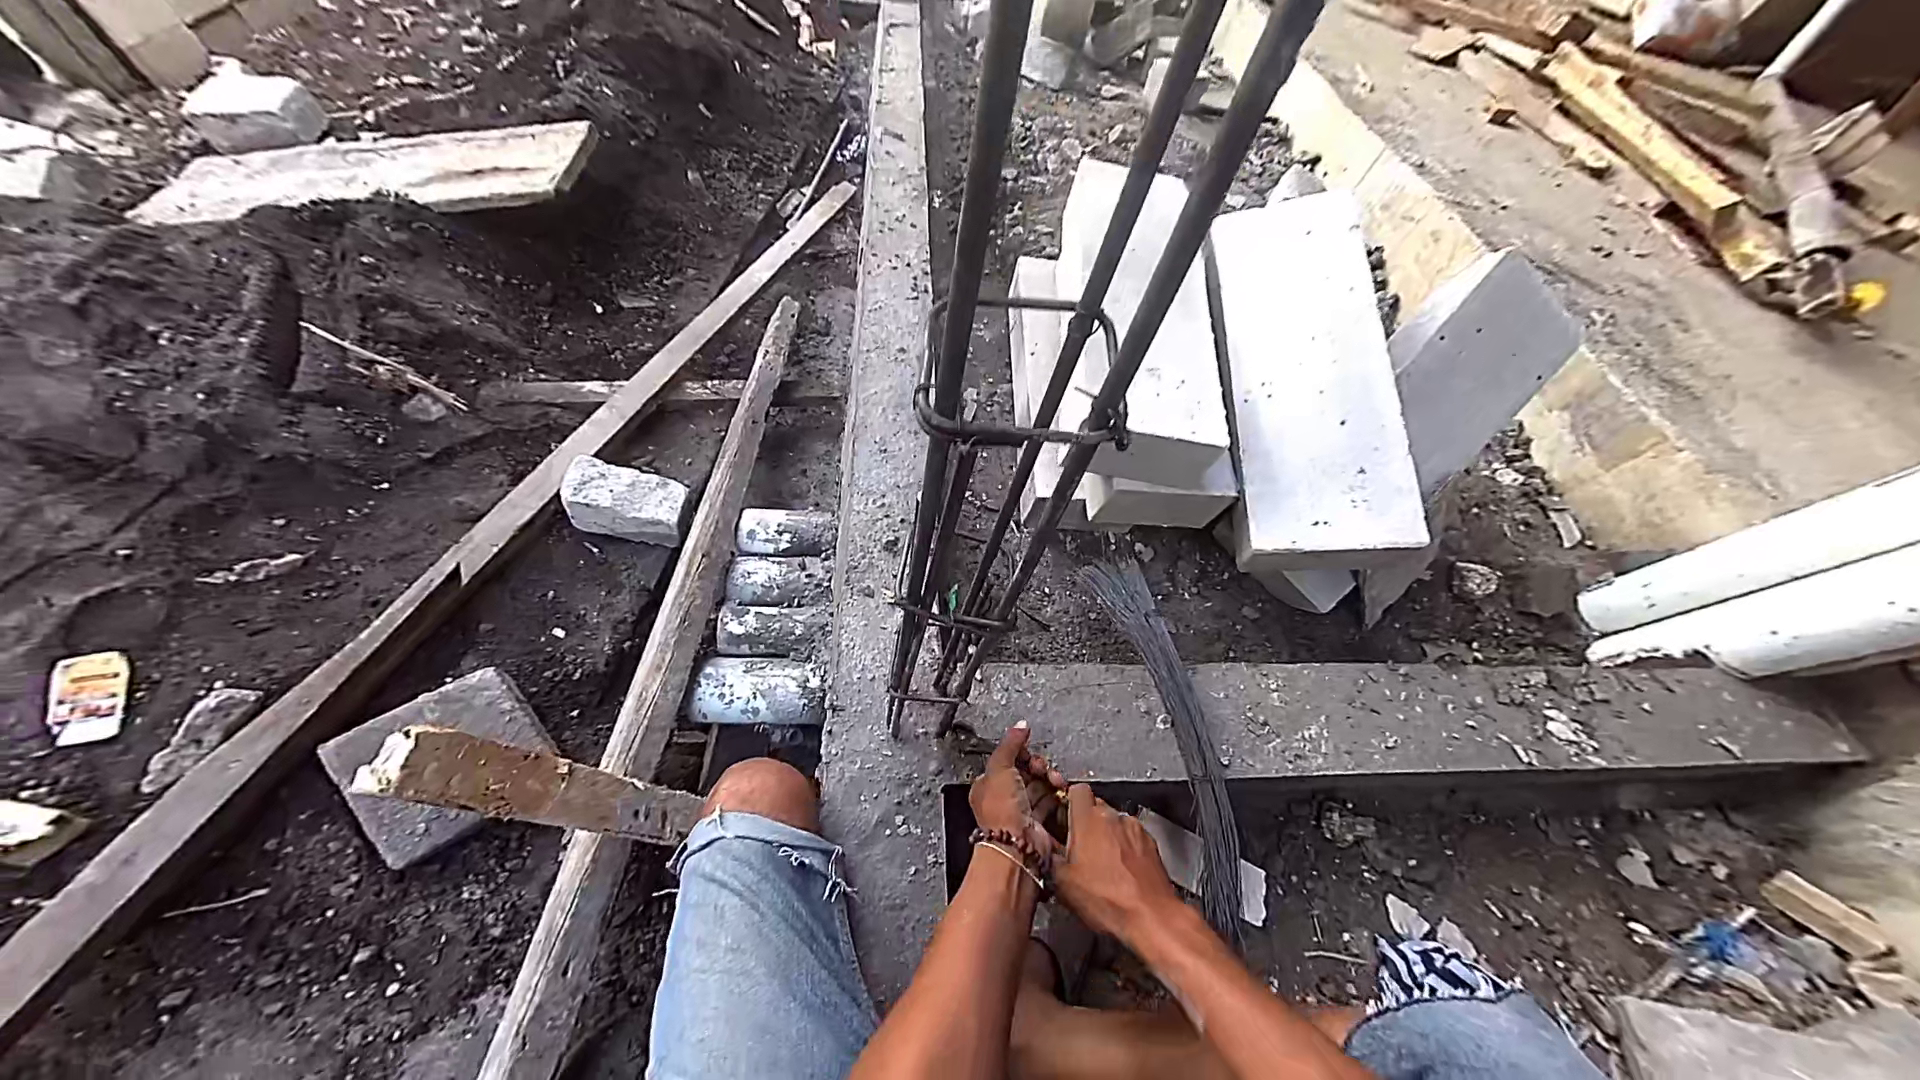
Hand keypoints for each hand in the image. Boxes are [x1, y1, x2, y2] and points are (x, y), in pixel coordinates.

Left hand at [969, 721, 1066, 868]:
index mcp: (988, 785)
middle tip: (1043, 768)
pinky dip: (1057, 796)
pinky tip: (1060, 792)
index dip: (1021, 754)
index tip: (1030, 753)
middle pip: (1026, 773)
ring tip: (1055, 780)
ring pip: (1039, 787)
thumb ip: (1010, 744)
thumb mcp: (1000, 767)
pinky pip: (1050, 803)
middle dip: (1039, 767)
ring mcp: (1021, 812)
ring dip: (1050, 780)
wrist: (1016, 847)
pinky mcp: (1038, 824)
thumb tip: (1020, 726)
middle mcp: (1003, 799)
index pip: (1007, 761)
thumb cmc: (1000, 812)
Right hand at [1052, 785, 1182, 941]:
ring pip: (1115, 822)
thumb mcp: (1063, 882)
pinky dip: (1126, 848)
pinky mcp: (1151, 844)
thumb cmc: (1108, 899)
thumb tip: (1042, 848)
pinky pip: (1132, 837)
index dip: (1069, 801)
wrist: (1150, 917)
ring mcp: (1134, 829)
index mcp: (1088, 819)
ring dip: (1108, 836)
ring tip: (1103, 864)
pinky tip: (1122, 872)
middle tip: (1080, 848)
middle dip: (1087, 823)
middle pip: (1096, 807)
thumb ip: (1049, 857)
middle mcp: (1113, 816)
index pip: (1077, 790)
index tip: (1065, 816)